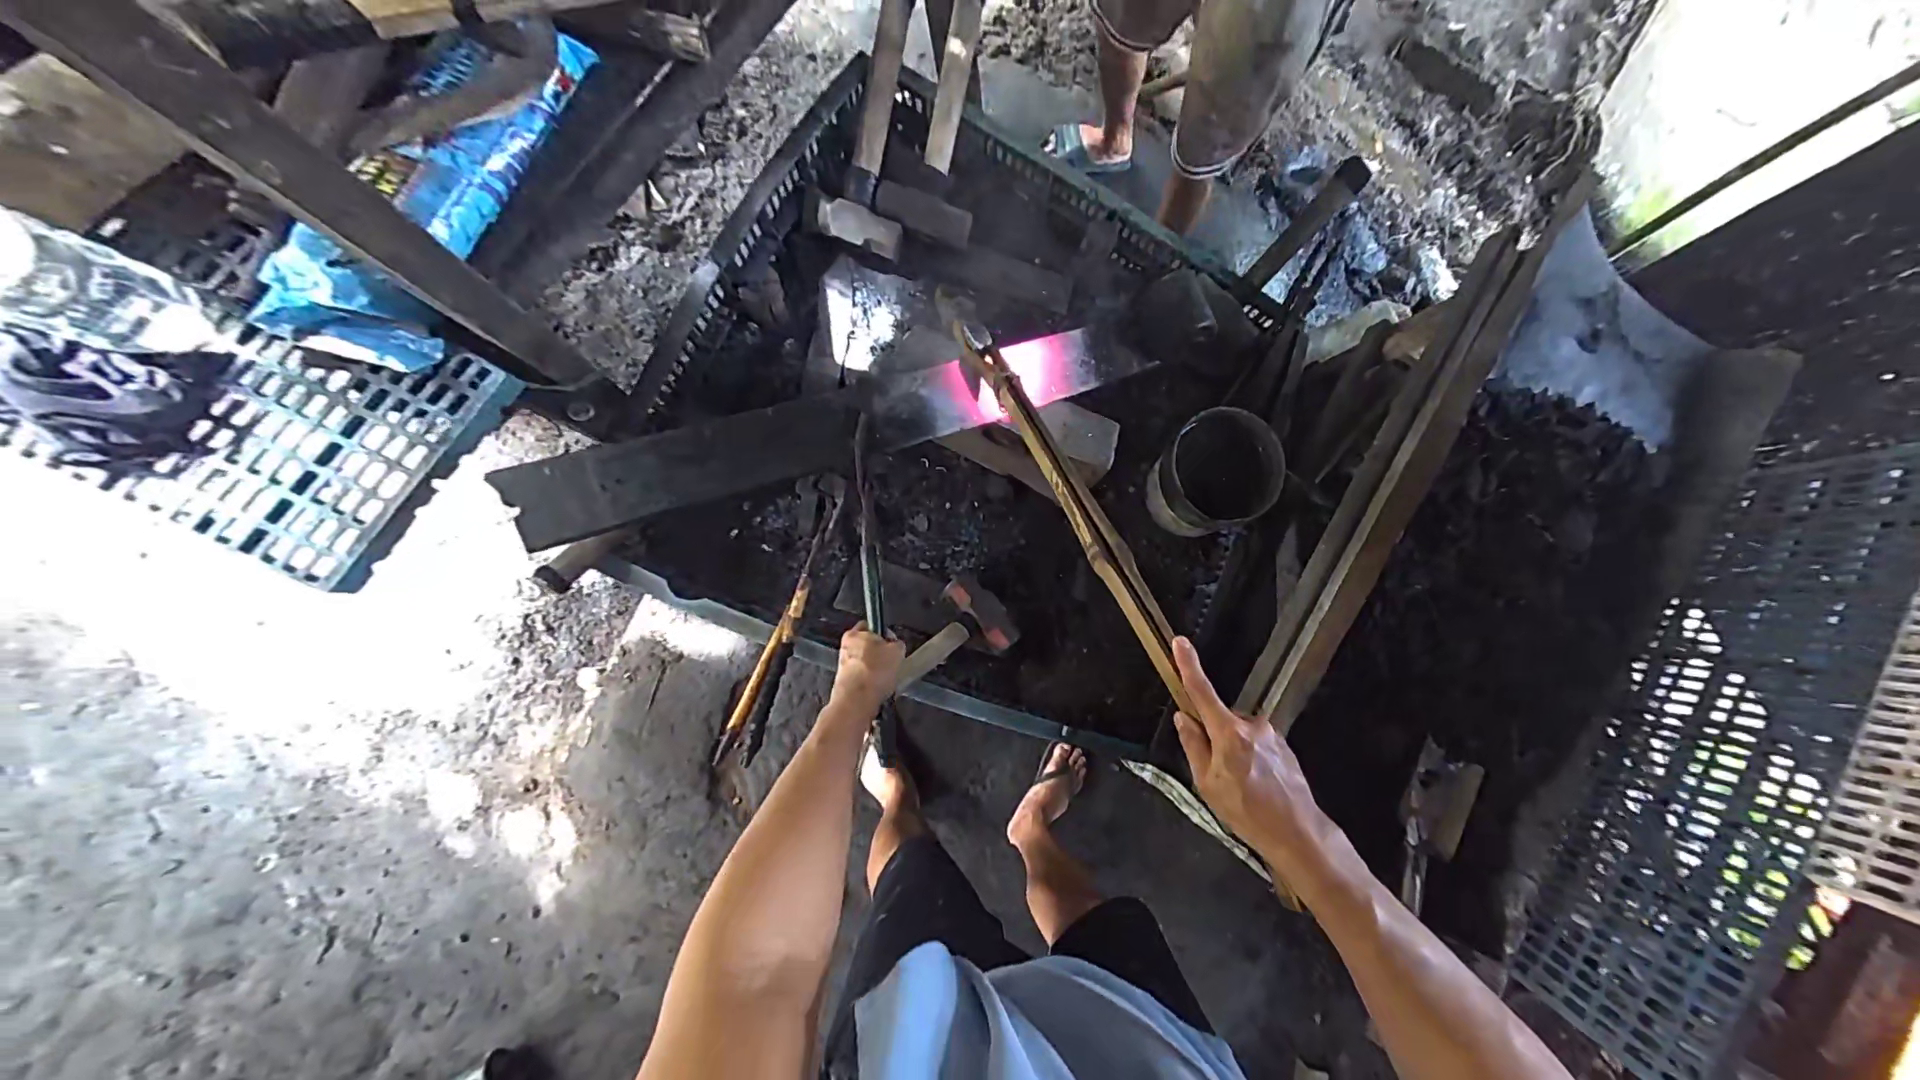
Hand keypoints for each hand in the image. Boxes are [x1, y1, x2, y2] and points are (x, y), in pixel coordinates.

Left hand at [830, 625, 904, 712]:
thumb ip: (897, 644)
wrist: (857, 701)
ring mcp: (843, 667)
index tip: (892, 643)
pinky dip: (870, 683)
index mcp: (853, 634)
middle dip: (879, 654)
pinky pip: (862, 679)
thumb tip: (896, 645)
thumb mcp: (897, 651)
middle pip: (867, 647)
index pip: (870, 626)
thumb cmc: (874, 672)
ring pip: (865, 664)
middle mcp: (844, 649)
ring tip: (886, 679)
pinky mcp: (844, 684)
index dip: (884, 634)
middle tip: (892, 662)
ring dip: (875, 670)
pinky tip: (878, 689)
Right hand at [1170, 636, 1324, 869]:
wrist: (1299, 833)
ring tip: (1241, 786)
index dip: (1189, 666)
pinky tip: (1257, 786)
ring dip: (1233, 750)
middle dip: (1213, 737)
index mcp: (1229, 734)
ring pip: (1238, 733)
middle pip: (1220, 719)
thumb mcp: (1207, 784)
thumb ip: (1193, 746)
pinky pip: (1256, 744)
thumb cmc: (1246, 811)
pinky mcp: (1285, 746)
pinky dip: (1250, 758)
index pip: (1202, 692)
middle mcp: (1252, 726)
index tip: (1180, 642)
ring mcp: (1272, 735)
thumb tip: (1184, 718)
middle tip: (1216, 773)